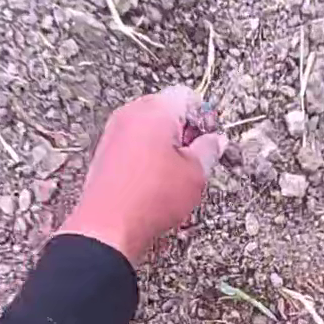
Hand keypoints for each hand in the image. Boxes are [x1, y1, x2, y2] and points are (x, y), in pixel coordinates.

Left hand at [56, 86, 227, 264]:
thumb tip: (217, 140)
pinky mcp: (107, 152)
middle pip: (168, 110)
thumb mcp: (195, 173)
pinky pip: (137, 144)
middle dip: (187, 132)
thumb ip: (209, 150)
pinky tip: (158, 184)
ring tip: (178, 177)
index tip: (211, 142)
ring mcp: (115, 132)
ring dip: (169, 147)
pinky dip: (151, 157)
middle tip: (198, 161)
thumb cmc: (153, 197)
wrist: (109, 227)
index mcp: (156, 110)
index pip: (188, 96)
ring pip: (152, 129)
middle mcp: (131, 114)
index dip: (206, 118)